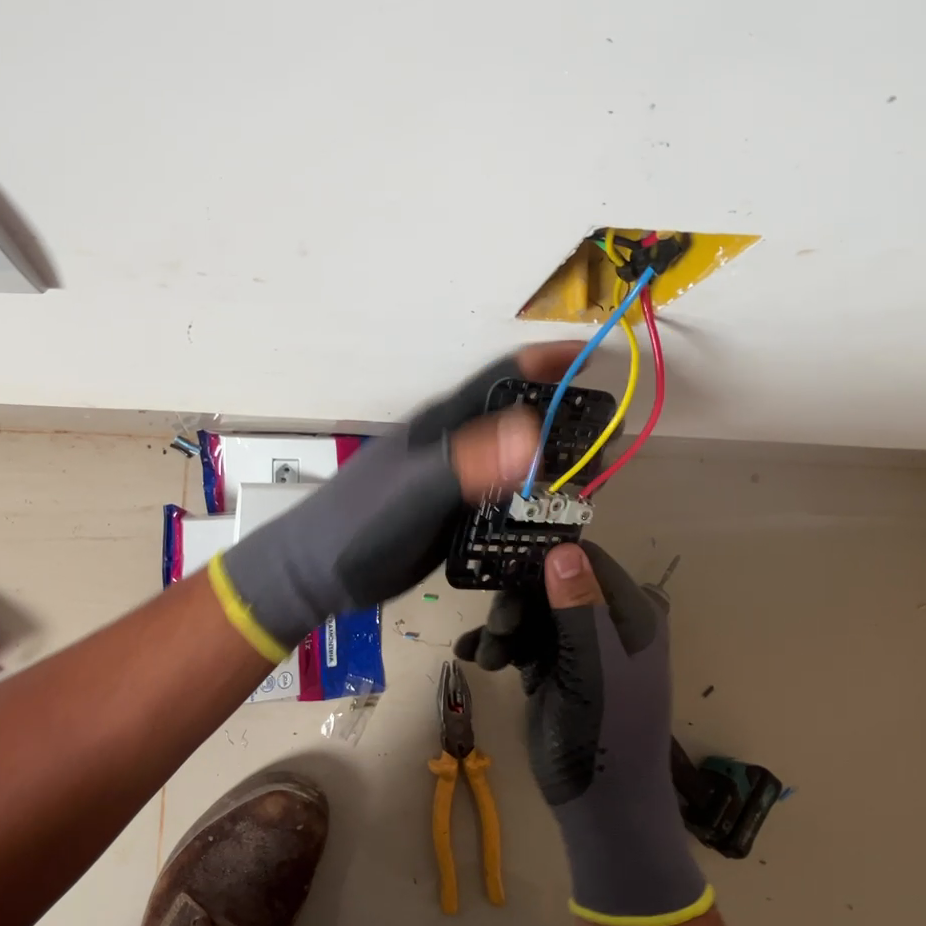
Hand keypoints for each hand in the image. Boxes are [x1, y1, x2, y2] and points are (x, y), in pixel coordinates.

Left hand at [215, 343, 582, 657]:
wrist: (320, 571)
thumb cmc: (362, 522)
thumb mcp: (416, 489)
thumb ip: (470, 460)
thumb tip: (534, 429)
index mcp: (442, 423)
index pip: (501, 377)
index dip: (545, 361)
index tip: (593, 353)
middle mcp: (451, 442)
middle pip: (513, 414)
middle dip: (559, 411)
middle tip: (606, 423)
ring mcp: (451, 477)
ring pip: (510, 454)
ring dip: (549, 454)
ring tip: (593, 464)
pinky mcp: (451, 510)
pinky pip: (501, 492)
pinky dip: (531, 492)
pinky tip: (553, 508)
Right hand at [455, 542, 712, 925]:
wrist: (601, 806)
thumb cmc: (608, 733)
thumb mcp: (595, 666)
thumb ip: (579, 607)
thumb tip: (561, 548)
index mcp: (632, 613)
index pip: (584, 561)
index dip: (542, 560)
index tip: (502, 569)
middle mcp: (606, 620)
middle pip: (549, 584)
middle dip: (516, 603)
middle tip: (497, 630)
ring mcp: (579, 645)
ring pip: (530, 612)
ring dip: (502, 628)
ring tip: (487, 659)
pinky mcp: (554, 667)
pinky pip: (521, 640)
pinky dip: (497, 646)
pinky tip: (473, 656)